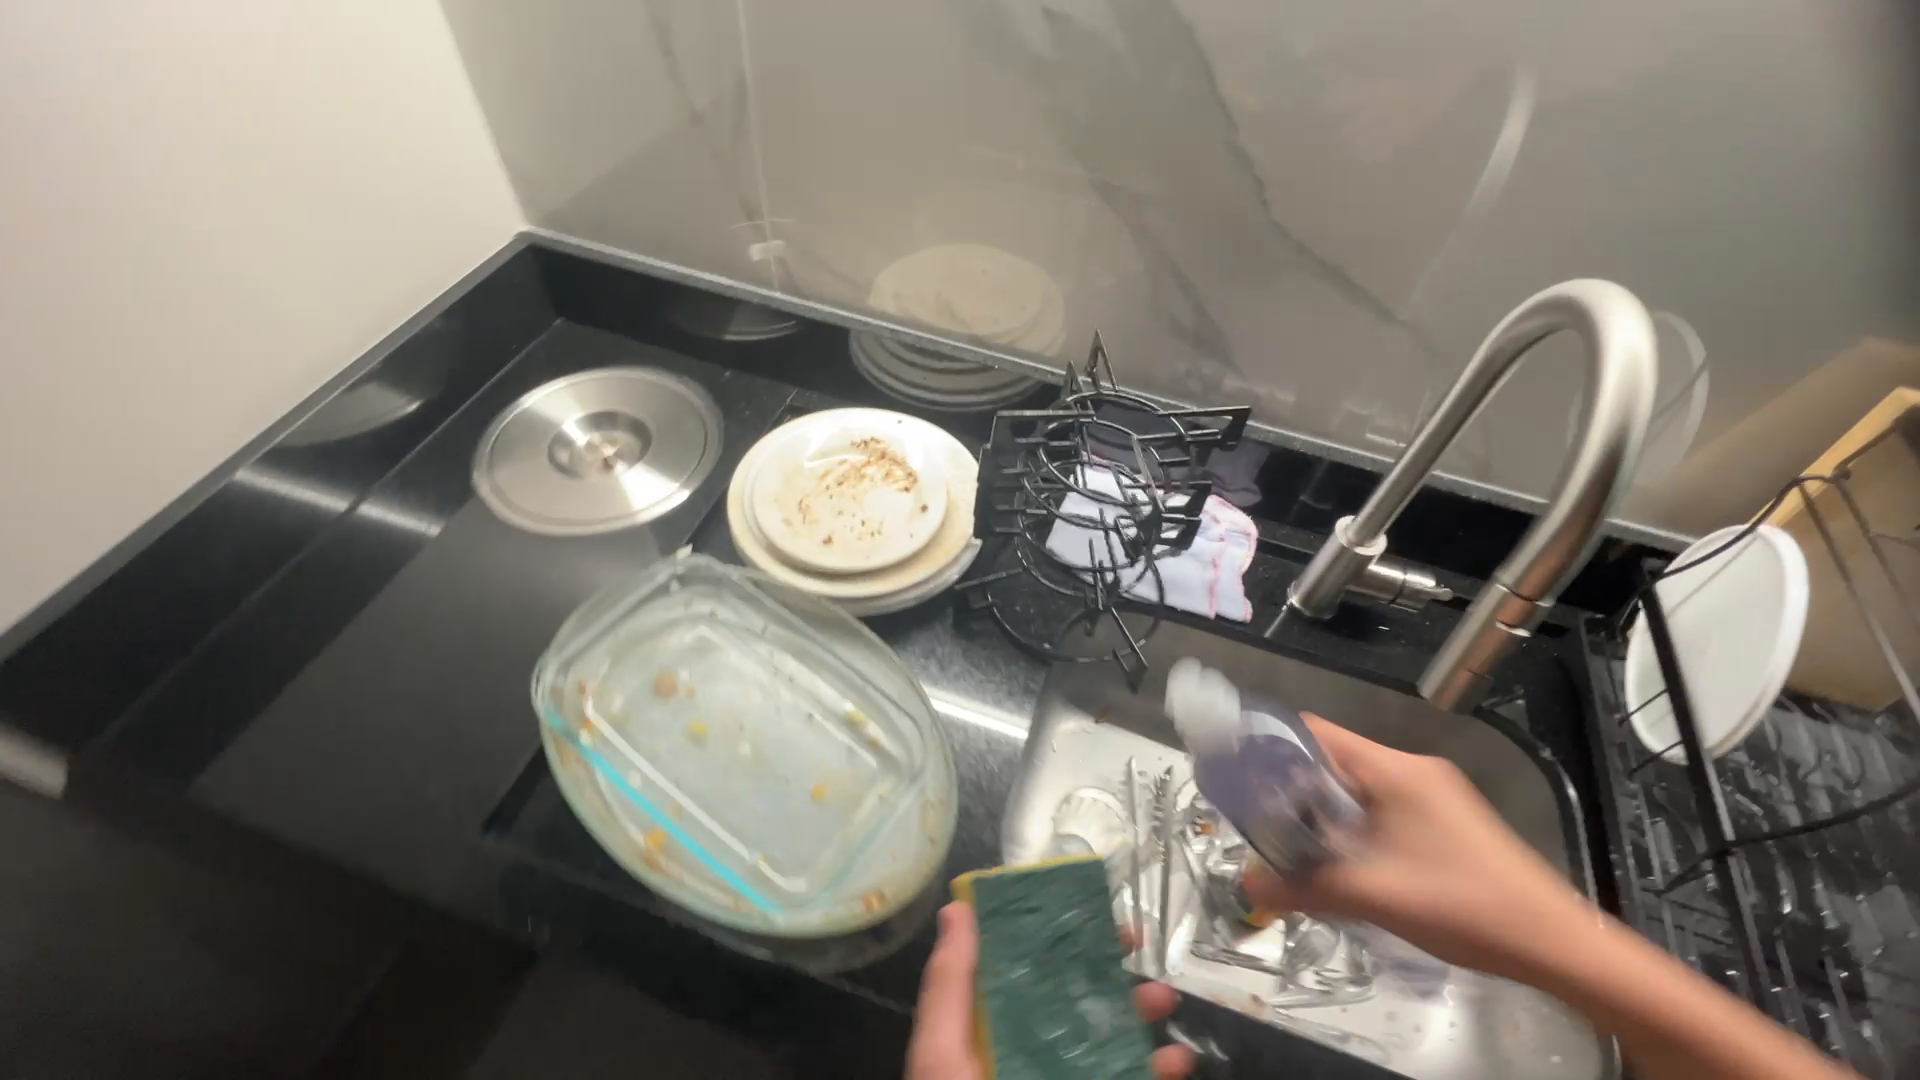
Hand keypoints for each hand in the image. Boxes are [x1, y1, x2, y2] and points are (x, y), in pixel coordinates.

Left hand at [905, 903, 1195, 1079]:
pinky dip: (1159, 1070)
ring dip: (1138, 1012)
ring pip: (1108, 1039)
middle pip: (1070, 997)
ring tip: (1162, 995)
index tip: (1081, 904)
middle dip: (1103, 965)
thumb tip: (956, 908)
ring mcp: (1067, 1077)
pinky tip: (1178, 1060)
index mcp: (986, 1030)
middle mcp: (1027, 1052)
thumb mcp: (941, 1053)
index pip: (1018, 968)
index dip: (1047, 933)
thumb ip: (949, 984)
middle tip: (1134, 939)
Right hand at [1242, 716, 1597, 983]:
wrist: (1559, 945)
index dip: (1268, 743)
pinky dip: (1349, 825)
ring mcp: (1430, 794)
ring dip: (1320, 811)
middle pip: (1329, 759)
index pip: (1313, 731)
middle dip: (1289, 787)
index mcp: (1393, 769)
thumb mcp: (1371, 895)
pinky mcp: (1442, 819)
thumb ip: (1300, 886)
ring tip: (1289, 843)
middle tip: (1256, 818)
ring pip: (1353, 787)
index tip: (1235, 770)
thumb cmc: (1464, 905)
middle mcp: (1410, 769)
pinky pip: (1377, 807)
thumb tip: (1246, 886)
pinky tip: (1340, 860)